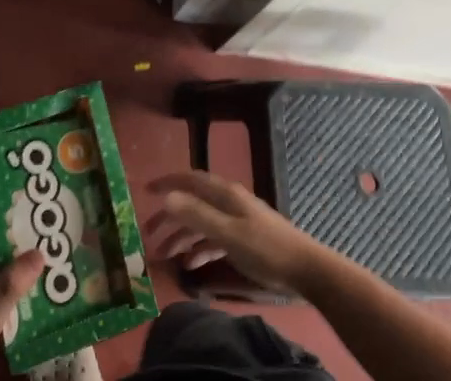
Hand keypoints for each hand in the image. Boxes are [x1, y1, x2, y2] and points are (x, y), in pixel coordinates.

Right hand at [144, 170, 334, 291]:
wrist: (305, 269)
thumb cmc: (265, 248)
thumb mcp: (228, 233)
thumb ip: (197, 215)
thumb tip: (166, 198)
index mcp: (224, 194)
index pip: (190, 180)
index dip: (167, 183)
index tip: (146, 191)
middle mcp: (228, 202)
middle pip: (192, 204)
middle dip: (169, 218)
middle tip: (148, 233)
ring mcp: (236, 221)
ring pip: (201, 224)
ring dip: (181, 237)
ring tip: (163, 255)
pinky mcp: (242, 240)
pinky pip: (213, 239)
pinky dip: (199, 249)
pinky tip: (189, 264)